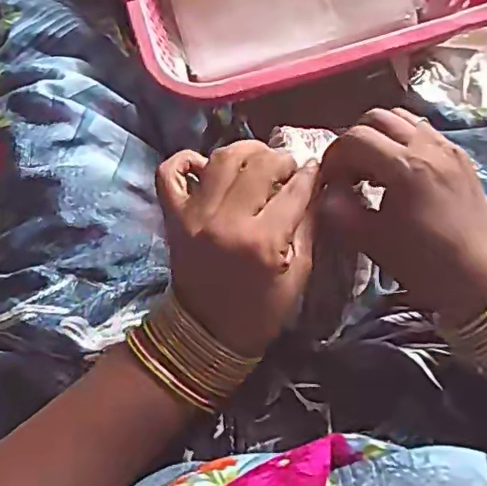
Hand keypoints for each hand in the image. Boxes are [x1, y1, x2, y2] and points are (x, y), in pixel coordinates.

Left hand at [156, 141, 317, 355]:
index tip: (316, 169)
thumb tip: (316, 187)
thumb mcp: (297, 275)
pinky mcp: (172, 216)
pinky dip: (187, 160)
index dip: (311, 174)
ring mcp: (194, 215)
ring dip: (245, 151)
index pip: (295, 189)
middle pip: (260, 164)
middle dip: (282, 159)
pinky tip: (206, 166)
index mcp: (262, 241)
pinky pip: (170, 172)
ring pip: (221, 158)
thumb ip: (308, 228)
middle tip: (288, 169)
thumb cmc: (259, 311)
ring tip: (257, 161)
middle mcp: (226, 221)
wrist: (205, 334)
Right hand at [318, 108, 486, 323]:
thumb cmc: (426, 263)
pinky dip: (402, 140)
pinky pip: (423, 131)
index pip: (354, 139)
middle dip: (353, 140)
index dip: (333, 157)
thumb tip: (327, 190)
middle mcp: (428, 147)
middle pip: (376, 119)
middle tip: (348, 171)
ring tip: (372, 167)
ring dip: (378, 136)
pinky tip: (398, 171)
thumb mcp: (373, 241)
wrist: (482, 278)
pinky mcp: (460, 156)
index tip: (330, 181)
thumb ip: (341, 210)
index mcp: (405, 167)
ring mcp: (448, 148)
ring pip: (401, 119)